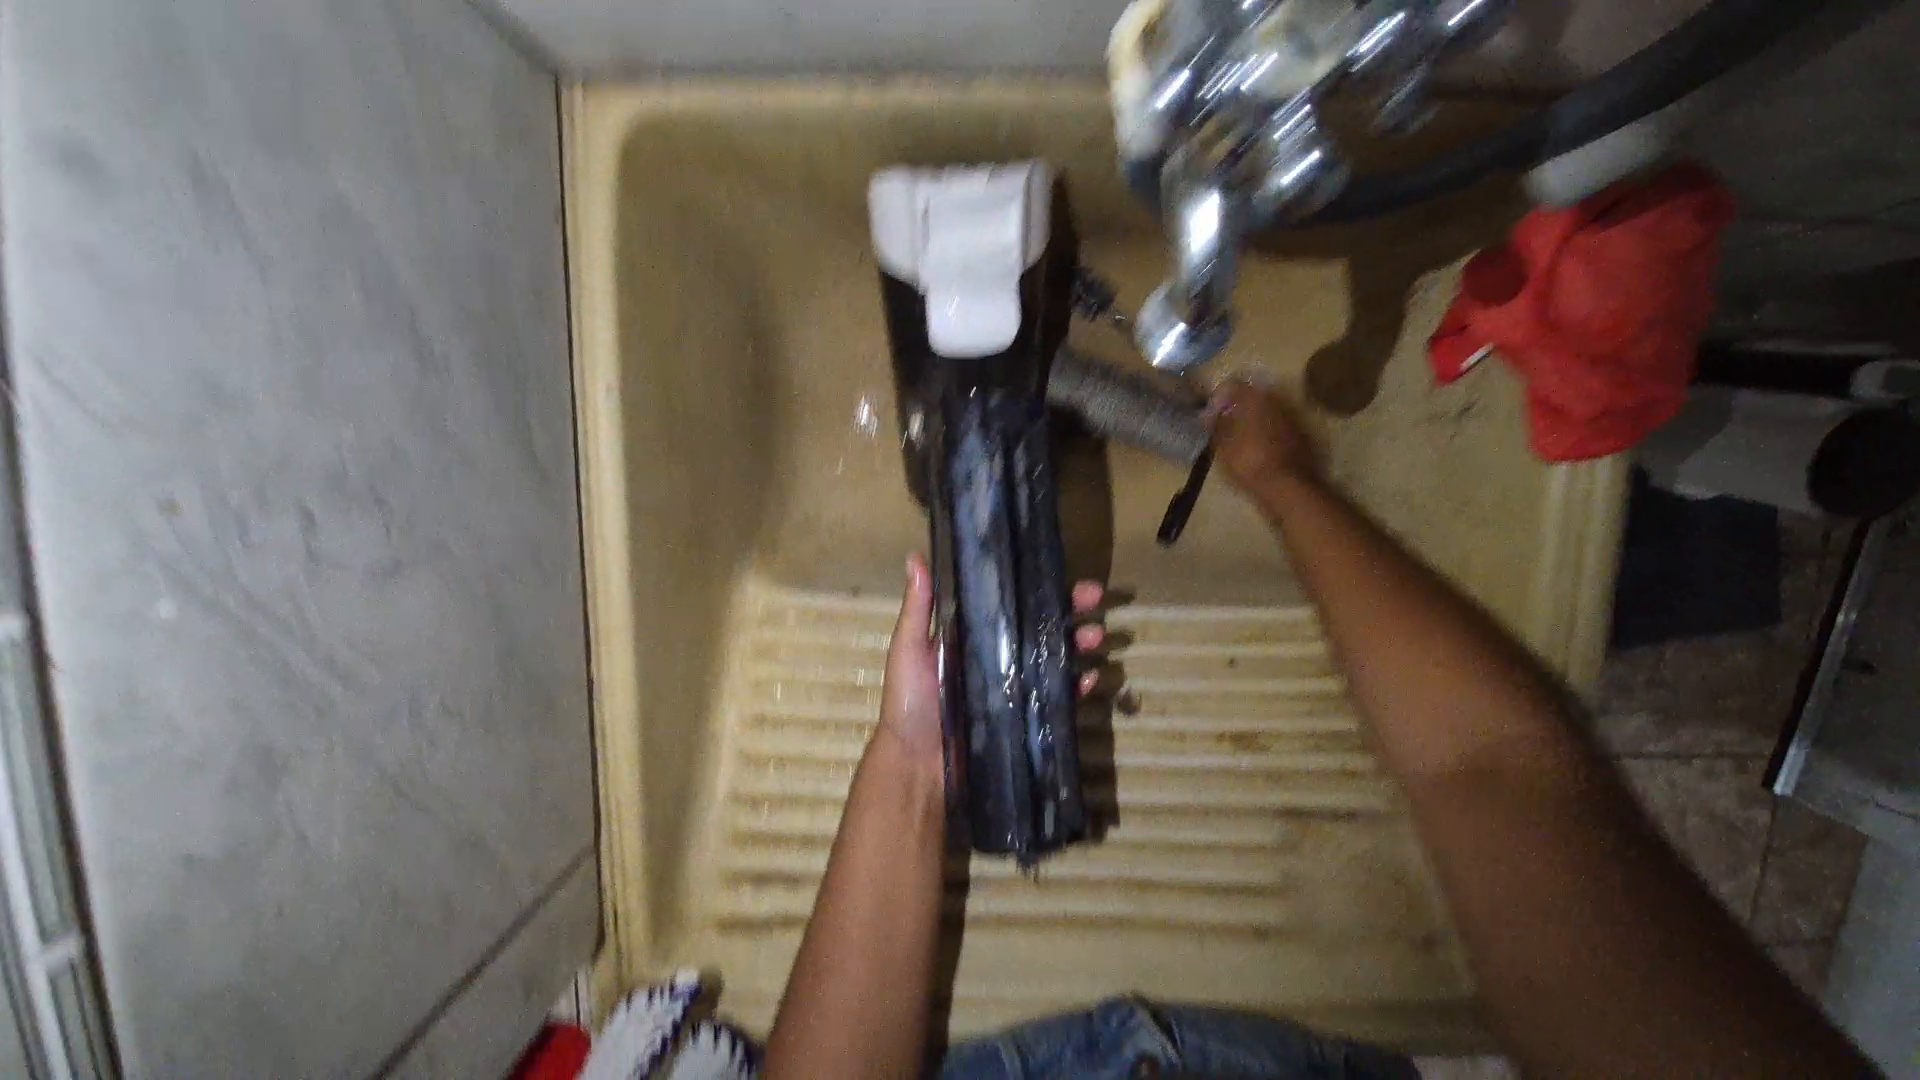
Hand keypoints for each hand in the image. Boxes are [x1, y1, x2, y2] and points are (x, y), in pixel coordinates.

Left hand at [876, 554, 1105, 789]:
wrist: (918, 765)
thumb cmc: (910, 702)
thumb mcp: (909, 650)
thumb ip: (917, 608)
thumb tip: (915, 556)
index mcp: (975, 636)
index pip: (1014, 604)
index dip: (1040, 588)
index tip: (1064, 574)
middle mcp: (1000, 657)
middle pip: (1043, 627)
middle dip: (1072, 611)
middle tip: (1094, 598)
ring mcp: (1016, 687)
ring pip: (1058, 657)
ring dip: (1080, 644)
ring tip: (1094, 637)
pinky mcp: (1026, 718)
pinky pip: (1059, 697)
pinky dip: (1077, 686)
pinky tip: (1088, 678)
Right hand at [1206, 377, 1321, 492]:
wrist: (1288, 488)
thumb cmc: (1248, 463)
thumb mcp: (1222, 446)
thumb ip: (1215, 425)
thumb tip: (1209, 414)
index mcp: (1255, 397)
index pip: (1232, 384)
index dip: (1217, 398)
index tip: (1210, 417)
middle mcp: (1278, 399)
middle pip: (1253, 395)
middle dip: (1238, 407)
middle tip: (1225, 426)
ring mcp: (1294, 416)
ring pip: (1269, 410)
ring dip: (1254, 420)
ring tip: (1242, 439)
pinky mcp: (1304, 434)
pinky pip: (1281, 425)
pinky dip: (1270, 432)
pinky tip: (1261, 450)